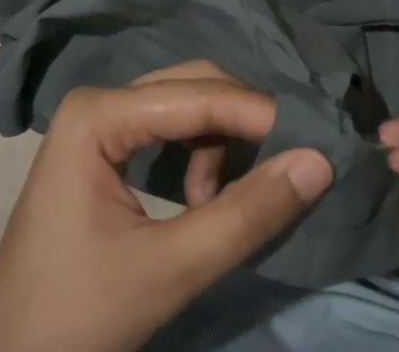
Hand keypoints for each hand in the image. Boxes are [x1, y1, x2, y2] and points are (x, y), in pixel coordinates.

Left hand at [0, 62, 333, 351]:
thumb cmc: (79, 311)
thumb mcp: (170, 269)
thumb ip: (245, 216)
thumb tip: (319, 162)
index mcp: (99, 114)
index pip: (199, 95)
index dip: (262, 116)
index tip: (319, 145)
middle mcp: (98, 102)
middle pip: (193, 87)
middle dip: (242, 125)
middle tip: (285, 169)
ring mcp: (97, 123)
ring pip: (184, 108)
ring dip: (219, 146)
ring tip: (221, 207)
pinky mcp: (102, 149)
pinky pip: (167, 132)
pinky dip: (199, 158)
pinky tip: (202, 202)